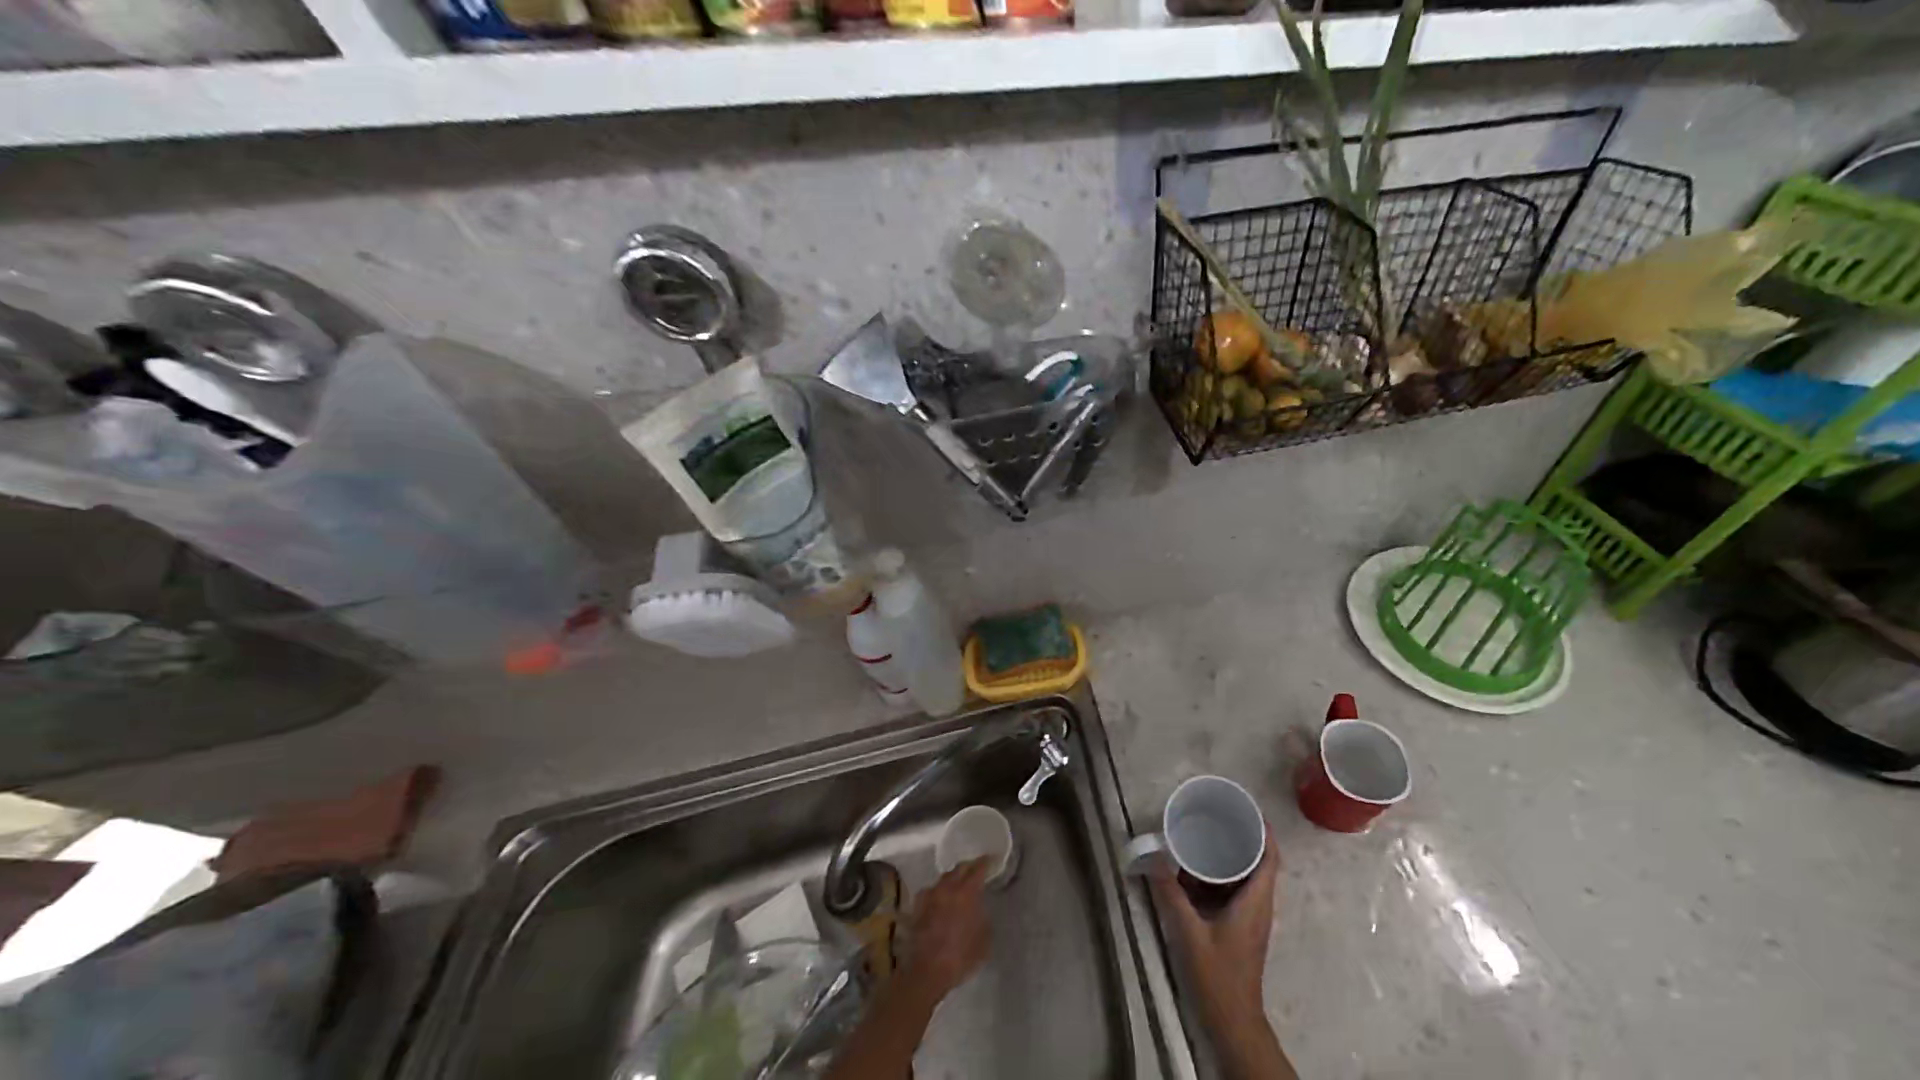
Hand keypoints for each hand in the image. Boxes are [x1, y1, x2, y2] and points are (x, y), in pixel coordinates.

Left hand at [900, 858, 991, 1002]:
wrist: (928, 971)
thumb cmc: (961, 956)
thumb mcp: (984, 939)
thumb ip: (983, 916)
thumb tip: (979, 907)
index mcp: (966, 892)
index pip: (978, 868)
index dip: (986, 862)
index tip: (991, 859)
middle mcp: (947, 888)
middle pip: (959, 869)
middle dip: (969, 867)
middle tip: (976, 869)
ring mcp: (929, 895)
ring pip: (943, 879)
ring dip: (952, 879)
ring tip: (958, 884)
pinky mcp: (917, 907)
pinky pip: (931, 892)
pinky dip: (938, 892)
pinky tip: (940, 899)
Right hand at [1149, 827, 1279, 1020]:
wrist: (1232, 1021)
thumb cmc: (1216, 975)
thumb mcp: (1188, 931)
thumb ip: (1170, 893)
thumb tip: (1152, 858)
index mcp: (1255, 902)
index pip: (1269, 858)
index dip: (1263, 831)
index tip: (1245, 809)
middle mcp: (1258, 906)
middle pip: (1257, 863)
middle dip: (1238, 839)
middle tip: (1212, 818)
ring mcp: (1251, 918)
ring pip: (1244, 878)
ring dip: (1224, 860)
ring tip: (1197, 840)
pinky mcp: (1240, 928)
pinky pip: (1233, 892)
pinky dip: (1216, 879)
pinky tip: (1191, 876)